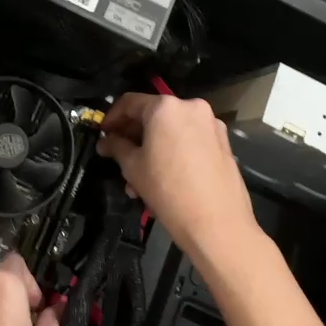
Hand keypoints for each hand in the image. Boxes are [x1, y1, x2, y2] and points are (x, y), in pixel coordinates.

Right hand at [95, 93, 257, 258]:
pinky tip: (164, 176)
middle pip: (153, 115)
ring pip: (172, 130)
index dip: (111, 118)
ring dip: (153, 147)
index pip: (129, 102)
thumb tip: (106, 141)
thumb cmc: (168, 190)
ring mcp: (211, 125)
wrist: (217, 223)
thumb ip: (116, 147)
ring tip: (139, 176)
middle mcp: (191, 107)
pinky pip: (190, 140)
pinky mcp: (223, 143)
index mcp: (166, 107)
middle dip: (133, 135)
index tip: (102, 134)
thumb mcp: (133, 167)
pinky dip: (173, 151)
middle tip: (118, 156)